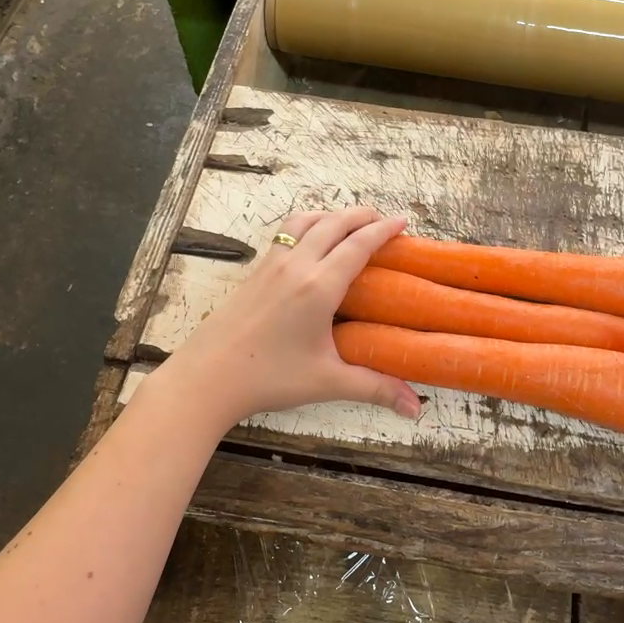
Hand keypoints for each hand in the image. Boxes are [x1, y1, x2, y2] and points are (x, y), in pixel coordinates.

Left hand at [137, 207, 421, 433]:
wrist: (208, 376)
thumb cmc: (268, 378)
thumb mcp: (327, 382)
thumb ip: (375, 387)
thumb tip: (415, 407)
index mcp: (319, 286)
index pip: (358, 245)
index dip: (383, 230)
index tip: (402, 222)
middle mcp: (296, 266)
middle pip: (334, 223)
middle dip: (362, 215)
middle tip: (383, 219)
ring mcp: (271, 265)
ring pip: (305, 222)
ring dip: (331, 215)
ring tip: (349, 222)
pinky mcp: (255, 272)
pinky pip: (285, 234)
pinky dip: (306, 226)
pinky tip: (309, 241)